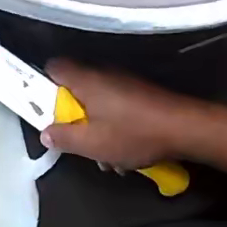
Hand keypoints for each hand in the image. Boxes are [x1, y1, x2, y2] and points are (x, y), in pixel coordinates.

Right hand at [40, 60, 210, 169]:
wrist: (185, 129)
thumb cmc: (134, 133)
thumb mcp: (91, 143)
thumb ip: (63, 137)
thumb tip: (46, 132)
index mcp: (87, 80)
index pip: (54, 68)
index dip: (42, 85)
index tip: (42, 109)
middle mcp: (105, 76)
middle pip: (76, 92)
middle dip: (75, 121)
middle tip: (78, 144)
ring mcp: (126, 85)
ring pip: (98, 107)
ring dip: (98, 132)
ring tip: (109, 159)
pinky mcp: (141, 97)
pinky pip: (118, 111)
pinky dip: (117, 131)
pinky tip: (127, 155)